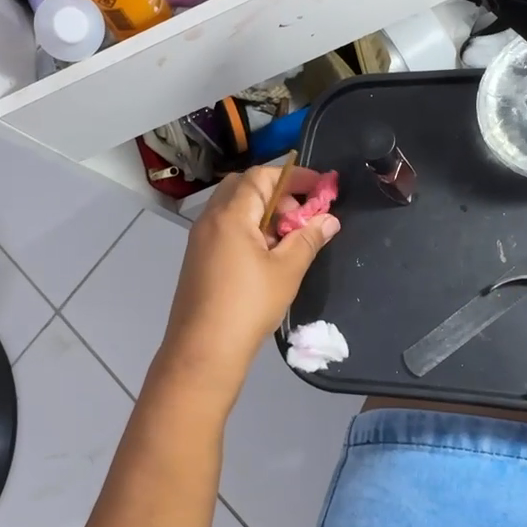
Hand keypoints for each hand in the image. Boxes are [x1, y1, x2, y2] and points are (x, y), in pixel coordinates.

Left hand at [157, 165, 338, 383]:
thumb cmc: (248, 305)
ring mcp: (200, 239)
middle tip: (301, 215)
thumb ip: (308, 239)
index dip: (293, 177)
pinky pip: (225, 228)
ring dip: (263, 214)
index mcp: (230, 214)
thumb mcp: (287, 271)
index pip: (261, 176)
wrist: (203, 350)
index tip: (320, 187)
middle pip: (244, 187)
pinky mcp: (198, 258)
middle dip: (277, 193)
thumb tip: (328, 219)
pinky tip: (266, 257)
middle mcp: (210, 219)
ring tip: (288, 239)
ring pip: (234, 209)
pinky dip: (249, 230)